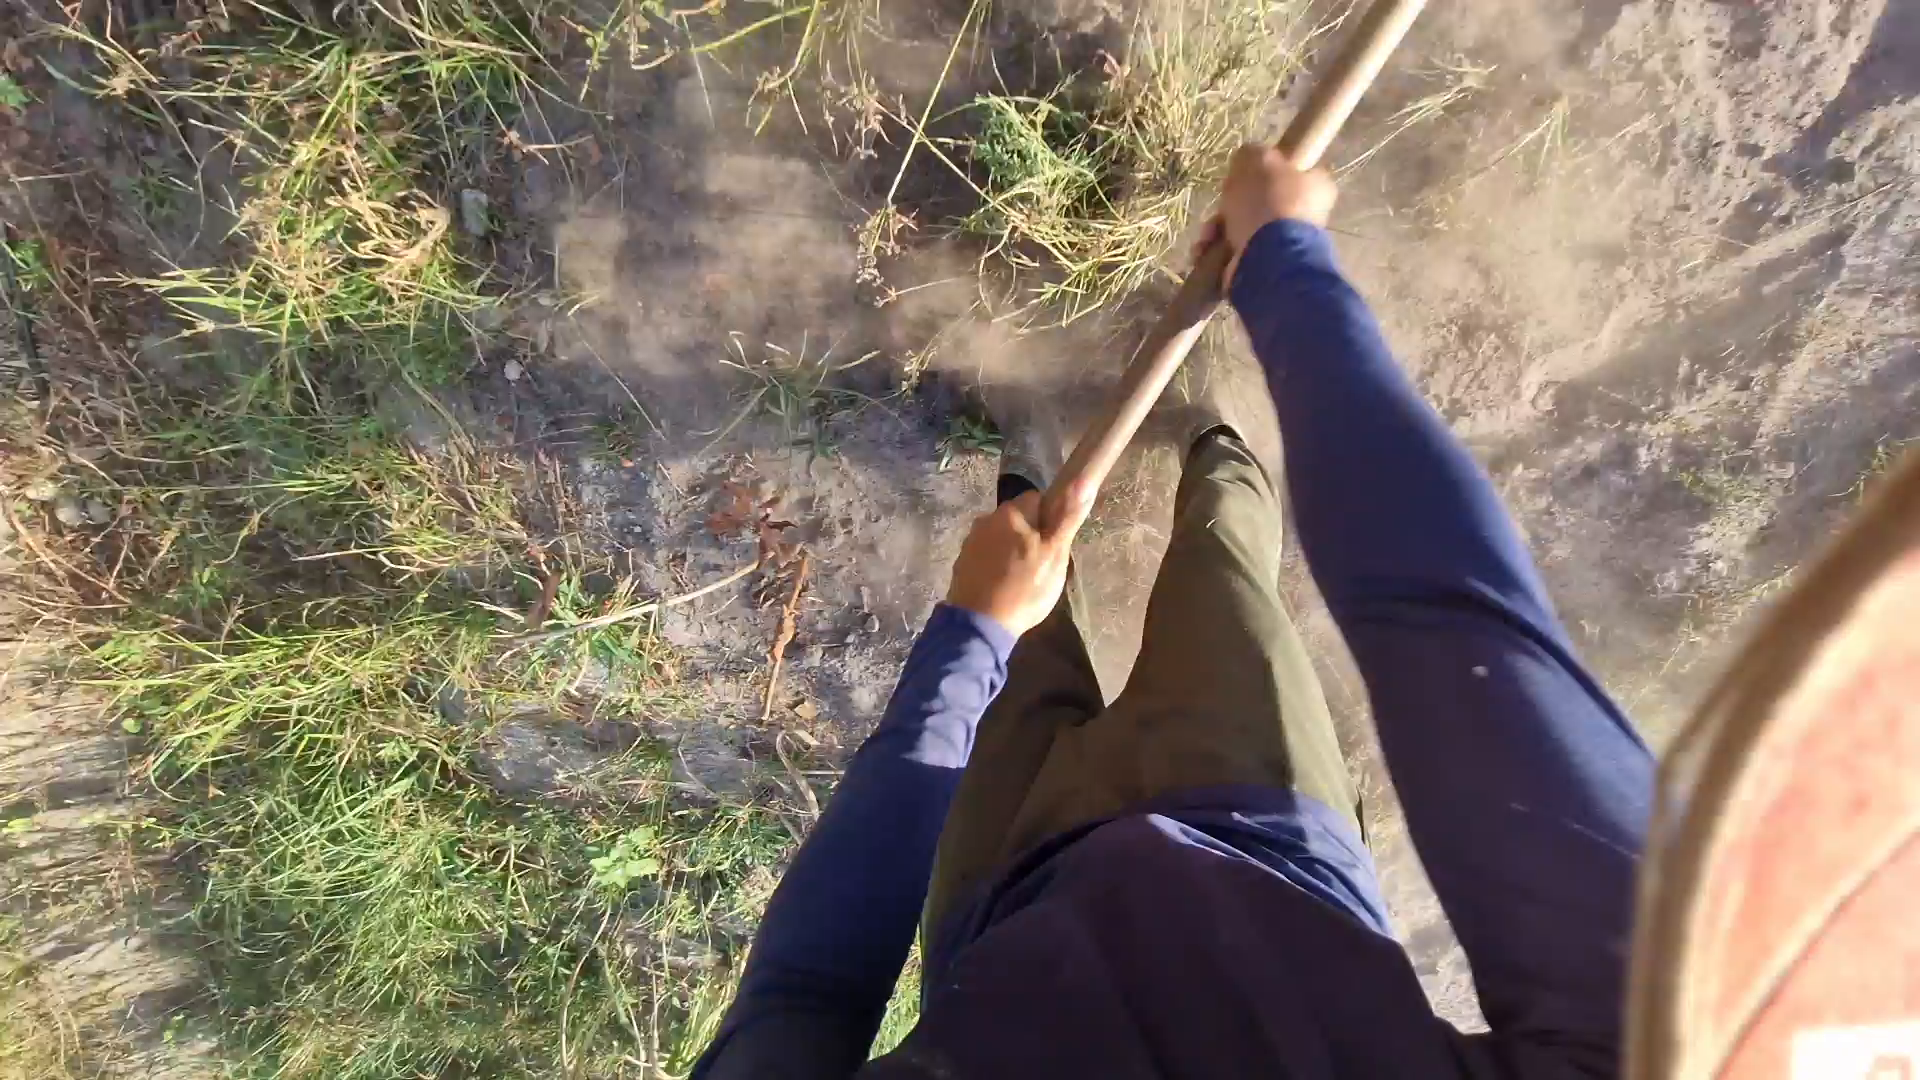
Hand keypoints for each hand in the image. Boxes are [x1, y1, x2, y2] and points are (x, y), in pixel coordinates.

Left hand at [944, 491, 1082, 636]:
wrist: (979, 625)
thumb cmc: (1024, 588)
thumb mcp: (1054, 554)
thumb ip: (1066, 518)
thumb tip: (1081, 481)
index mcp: (1009, 512)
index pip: (1037, 500)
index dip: (1050, 521)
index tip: (1053, 545)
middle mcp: (985, 519)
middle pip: (1018, 520)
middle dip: (1030, 537)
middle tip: (1041, 567)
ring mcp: (970, 542)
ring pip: (1001, 539)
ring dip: (1012, 552)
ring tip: (1021, 581)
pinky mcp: (962, 564)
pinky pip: (987, 557)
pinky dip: (996, 567)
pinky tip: (1003, 587)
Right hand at [1194, 145, 1338, 287]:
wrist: (1268, 261)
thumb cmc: (1268, 204)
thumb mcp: (1258, 162)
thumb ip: (1250, 154)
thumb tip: (1244, 158)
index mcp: (1313, 186)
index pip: (1287, 172)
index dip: (1259, 174)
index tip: (1238, 179)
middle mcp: (1302, 217)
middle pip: (1256, 204)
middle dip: (1227, 210)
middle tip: (1218, 211)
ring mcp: (1281, 246)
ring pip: (1239, 231)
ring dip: (1215, 233)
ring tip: (1206, 239)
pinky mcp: (1261, 269)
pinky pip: (1231, 256)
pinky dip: (1213, 255)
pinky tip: (1203, 253)